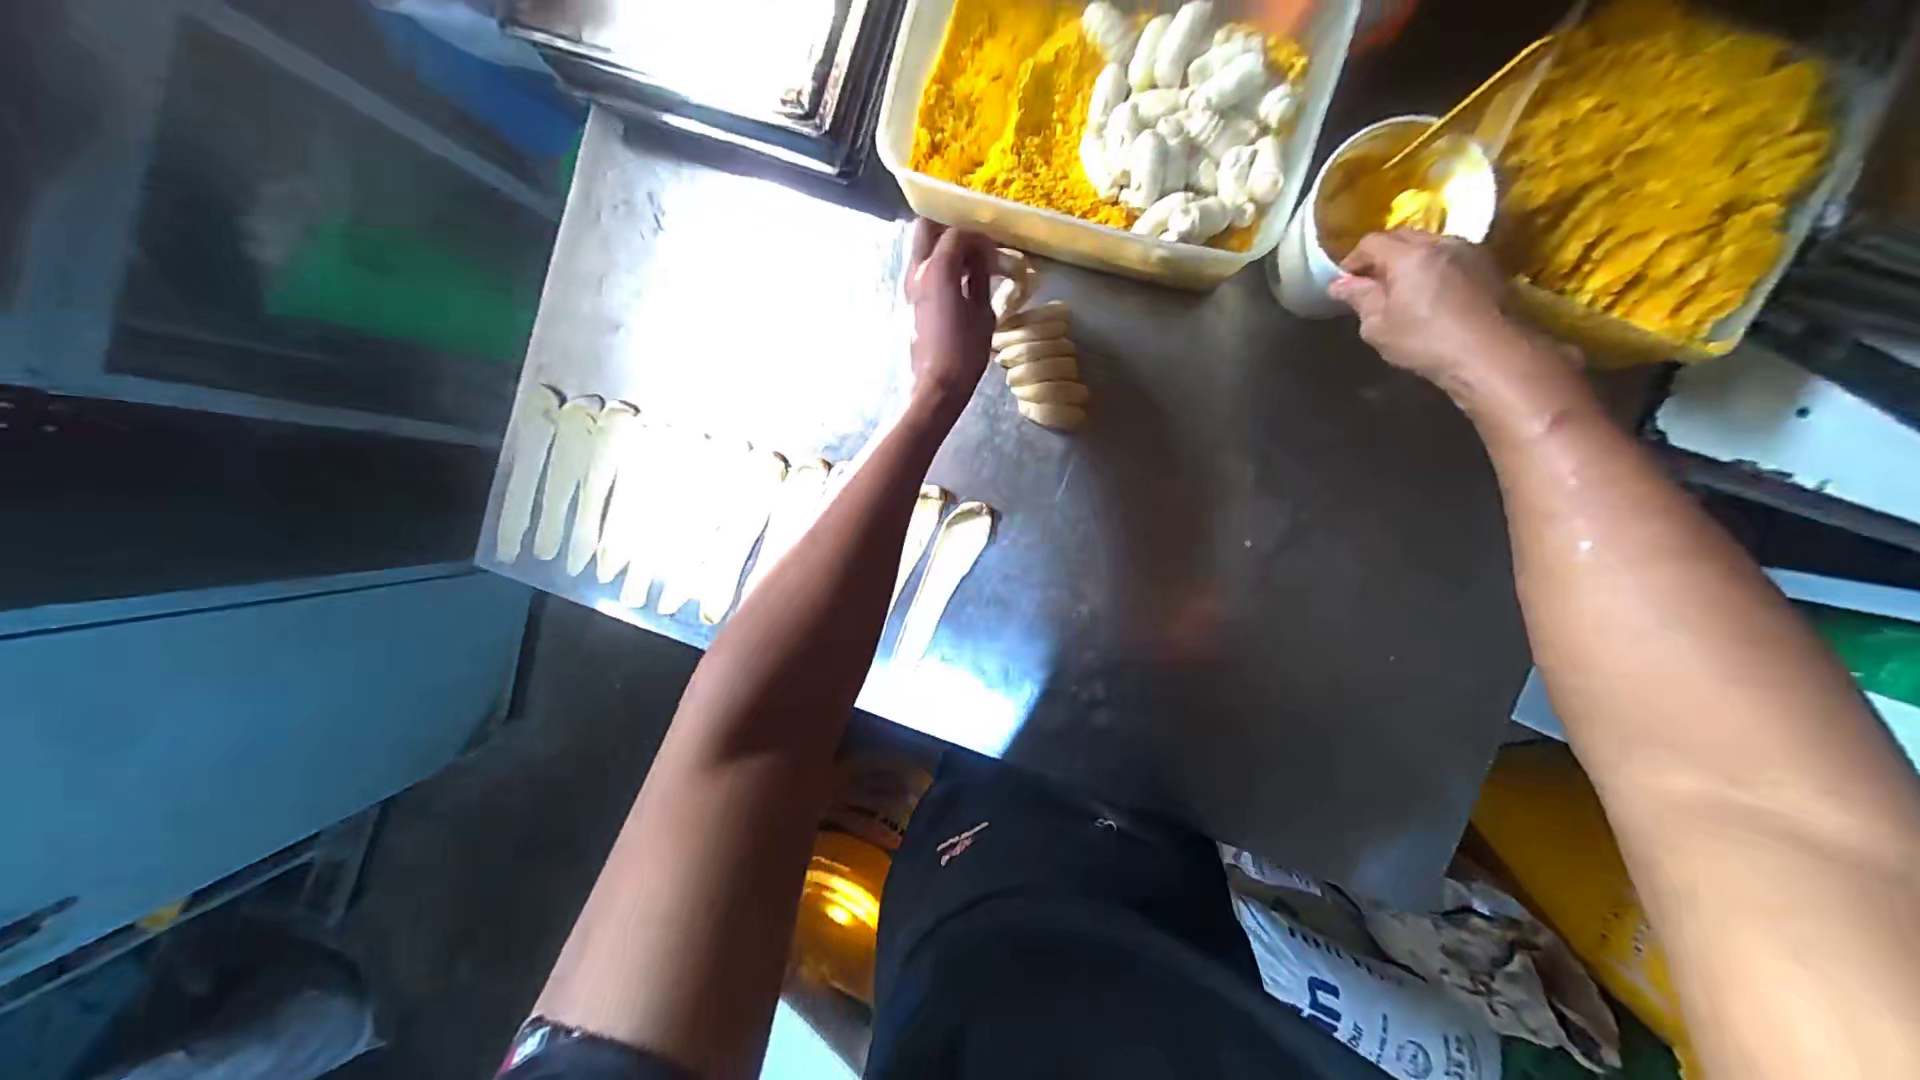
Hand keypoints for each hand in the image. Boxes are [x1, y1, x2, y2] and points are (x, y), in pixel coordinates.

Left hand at [905, 220, 994, 411]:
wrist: (934, 386)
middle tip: (973, 247)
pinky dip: (936, 268)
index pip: (957, 233)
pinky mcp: (906, 302)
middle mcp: (916, 271)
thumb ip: (981, 278)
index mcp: (938, 269)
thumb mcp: (982, 313)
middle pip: (927, 228)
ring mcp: (907, 286)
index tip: (994, 252)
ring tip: (967, 268)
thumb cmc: (964, 353)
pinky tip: (956, 286)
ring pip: (920, 249)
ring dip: (942, 249)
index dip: (979, 239)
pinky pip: (920, 270)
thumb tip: (982, 258)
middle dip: (950, 231)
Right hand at [1328, 230, 1572, 400]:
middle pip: (1403, 237)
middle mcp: (1441, 243)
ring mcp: (1470, 251)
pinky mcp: (1488, 265)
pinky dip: (1433, 266)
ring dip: (1409, 260)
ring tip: (1400, 287)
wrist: (1490, 353)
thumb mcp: (1377, 326)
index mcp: (1409, 256)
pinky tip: (1430, 292)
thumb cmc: (1424, 341)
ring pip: (1429, 244)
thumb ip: (1359, 298)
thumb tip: (1339, 284)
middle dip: (1381, 255)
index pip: (1372, 242)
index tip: (1343, 281)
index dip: (1353, 259)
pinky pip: (1450, 255)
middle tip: (1369, 283)